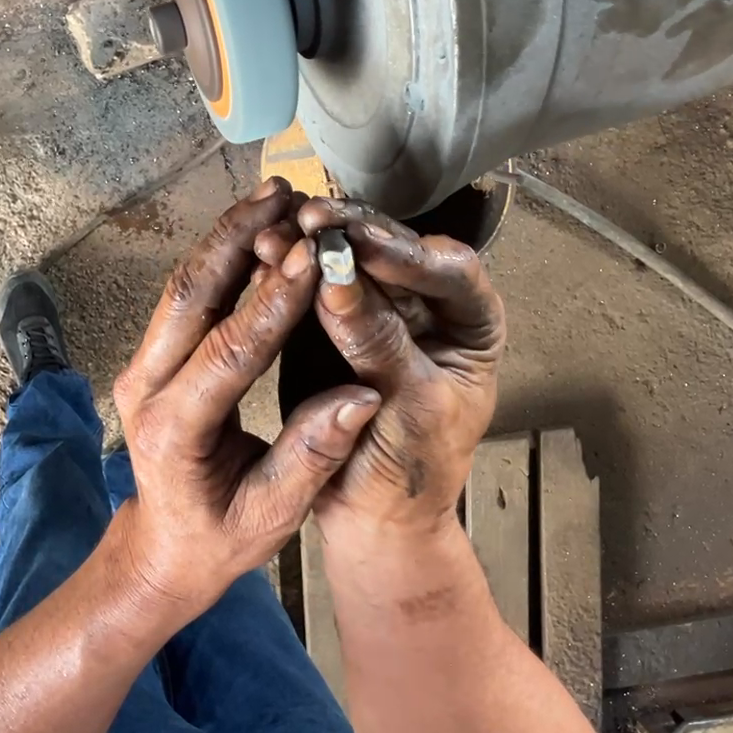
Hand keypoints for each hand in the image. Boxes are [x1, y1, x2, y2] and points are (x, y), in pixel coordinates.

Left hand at [108, 179, 383, 615]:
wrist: (159, 547)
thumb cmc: (215, 541)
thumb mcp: (269, 518)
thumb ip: (311, 456)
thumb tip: (364, 396)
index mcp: (175, 429)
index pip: (228, 352)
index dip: (274, 302)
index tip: (314, 255)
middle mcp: (145, 386)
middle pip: (190, 296)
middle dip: (239, 241)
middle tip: (285, 197)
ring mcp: (141, 367)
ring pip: (183, 286)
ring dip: (227, 237)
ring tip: (272, 197)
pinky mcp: (152, 356)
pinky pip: (185, 297)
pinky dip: (219, 257)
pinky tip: (252, 230)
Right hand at [293, 198, 505, 532]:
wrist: (367, 513)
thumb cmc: (410, 469)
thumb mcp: (411, 408)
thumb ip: (378, 343)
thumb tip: (337, 280)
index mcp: (469, 324)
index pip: (450, 272)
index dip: (407, 254)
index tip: (362, 245)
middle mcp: (426, 305)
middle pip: (394, 254)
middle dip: (352, 235)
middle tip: (312, 219)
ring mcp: (375, 309)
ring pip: (348, 262)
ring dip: (312, 244)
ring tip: (276, 234)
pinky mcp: (329, 321)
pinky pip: (311, 286)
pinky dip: (288, 269)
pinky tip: (264, 252)